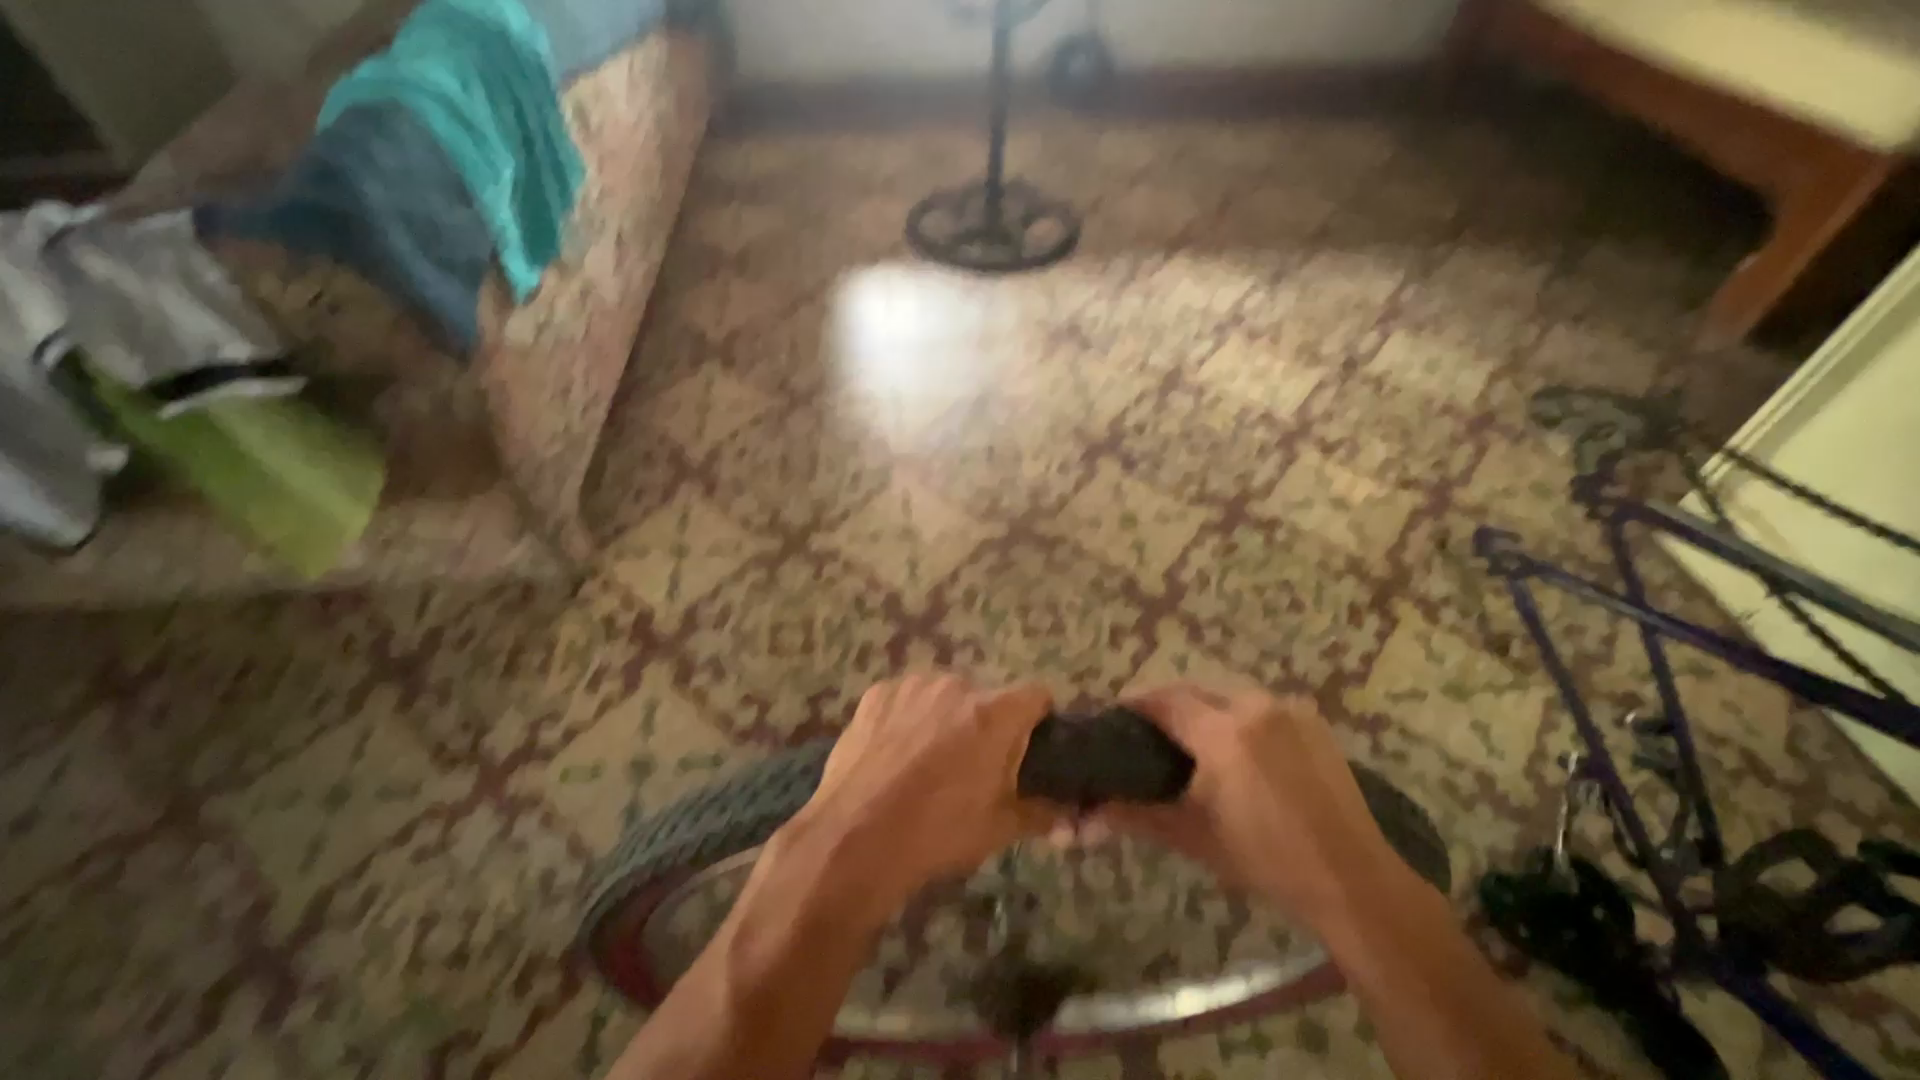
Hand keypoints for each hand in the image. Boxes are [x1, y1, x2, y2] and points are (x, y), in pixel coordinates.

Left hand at [782, 673, 1057, 911]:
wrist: (856, 839)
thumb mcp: (1000, 828)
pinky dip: (907, 720)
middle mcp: (956, 686)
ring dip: (945, 720)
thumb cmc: (939, 833)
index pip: (1037, 696)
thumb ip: (1043, 812)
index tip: (1029, 751)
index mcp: (994, 714)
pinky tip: (894, 755)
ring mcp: (911, 687)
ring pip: (944, 698)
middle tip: (974, 770)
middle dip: (986, 727)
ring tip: (927, 765)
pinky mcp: (875, 696)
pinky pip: (905, 700)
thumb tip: (1072, 816)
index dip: (1038, 721)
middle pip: (986, 699)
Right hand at [1098, 684, 1409, 920]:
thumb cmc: (1264, 859)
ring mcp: (1290, 710)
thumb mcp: (1192, 836)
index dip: (1134, 704)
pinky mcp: (1314, 721)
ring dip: (1205, 710)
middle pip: (1196, 692)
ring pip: (1230, 697)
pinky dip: (1239, 719)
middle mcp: (1256, 706)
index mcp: (1224, 732)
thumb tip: (1083, 819)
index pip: (1164, 701)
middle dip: (1168, 706)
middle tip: (1146, 733)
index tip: (1113, 717)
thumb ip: (1135, 816)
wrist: (1350, 877)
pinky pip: (1262, 708)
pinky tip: (1236, 751)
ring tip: (1189, 742)